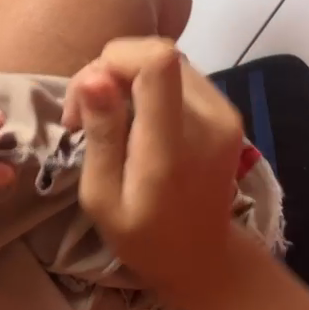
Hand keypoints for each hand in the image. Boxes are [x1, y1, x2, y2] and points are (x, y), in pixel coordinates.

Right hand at [65, 38, 252, 309]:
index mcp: (175, 145)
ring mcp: (223, 112)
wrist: (203, 258)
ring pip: (165, 58)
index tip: (86, 97)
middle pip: (156, 52)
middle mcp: (209, 119)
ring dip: (126, 76)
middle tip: (83, 115)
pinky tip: (133, 118)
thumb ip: (101, 134)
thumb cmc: (143, 238)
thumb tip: (93, 75)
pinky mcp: (225, 110)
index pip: (157, 61)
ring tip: (106, 118)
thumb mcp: (102, 199)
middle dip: (109, 70)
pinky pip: (177, 75)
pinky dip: (147, 85)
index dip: (114, 59)